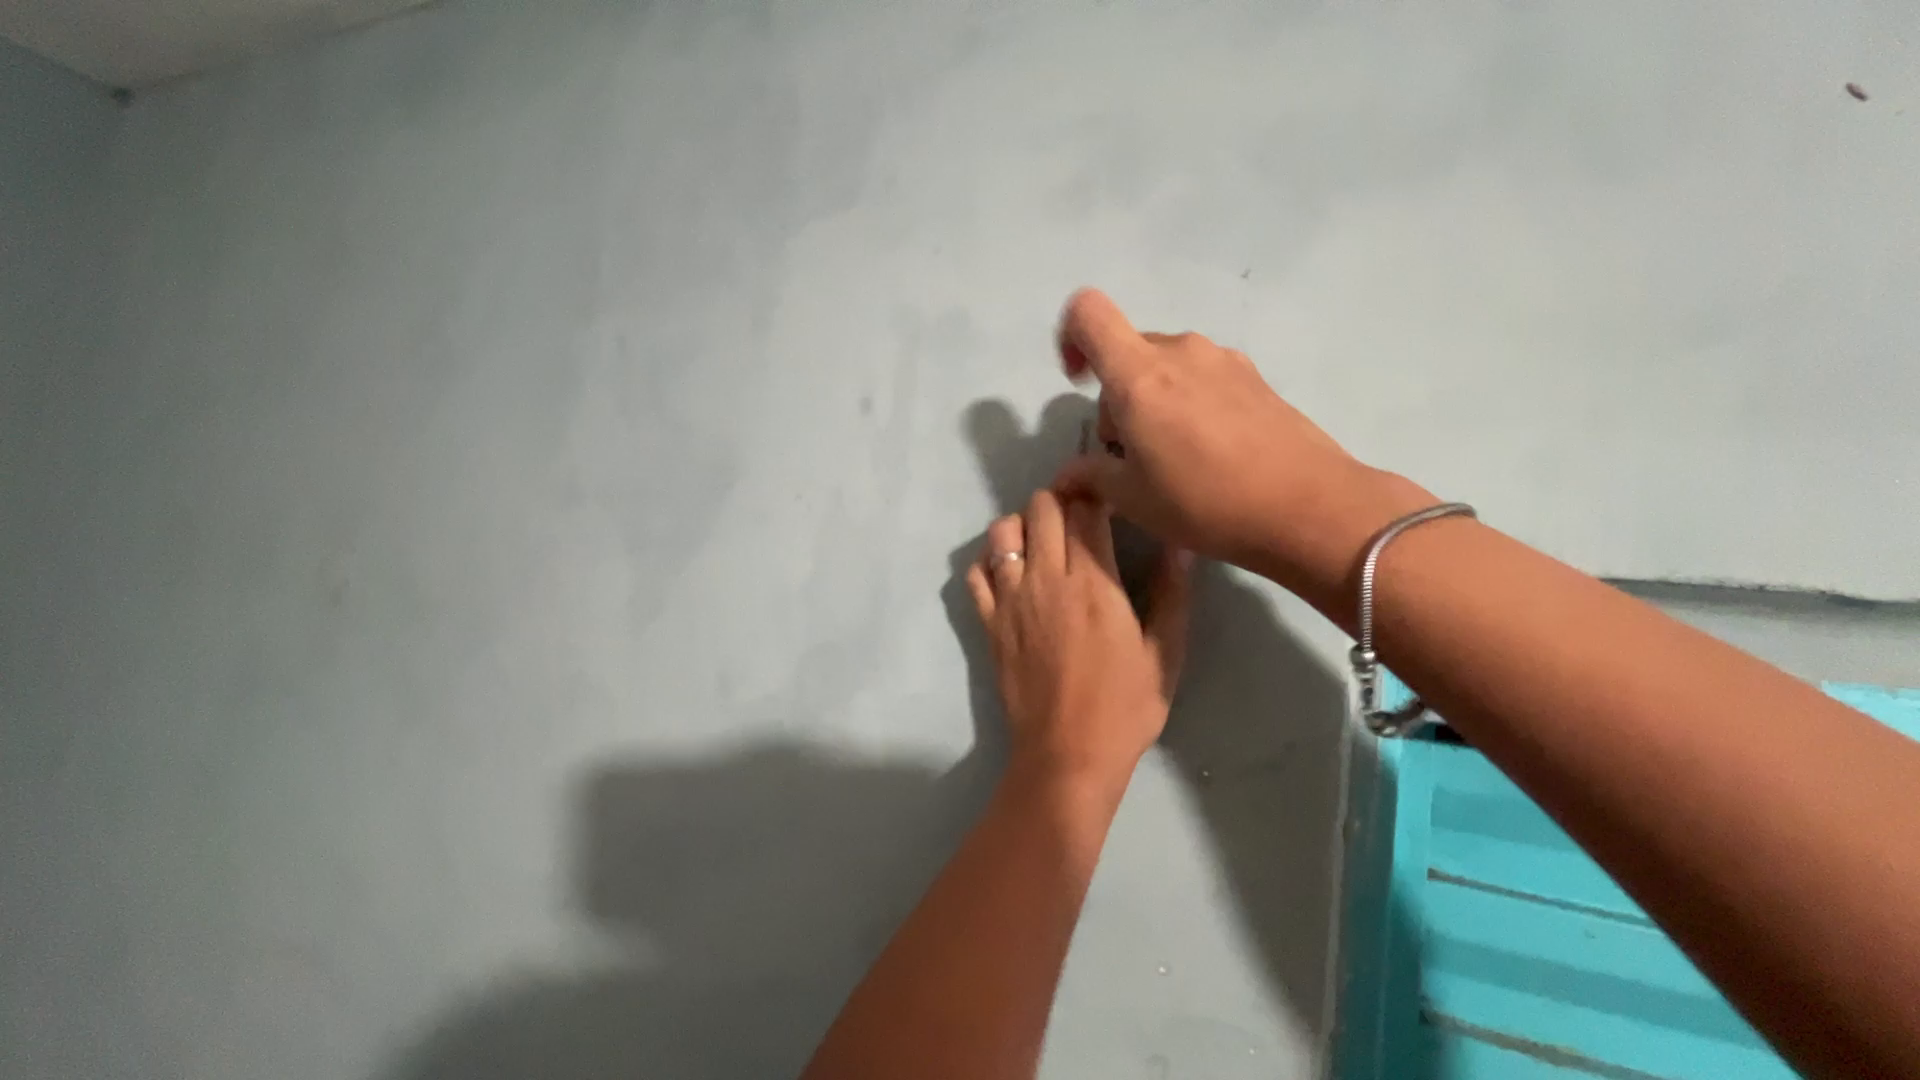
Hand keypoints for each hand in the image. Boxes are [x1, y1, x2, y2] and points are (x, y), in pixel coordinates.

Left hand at [967, 489, 1191, 790]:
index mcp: (1095, 582)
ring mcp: (1010, 600)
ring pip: (1003, 530)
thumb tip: (1180, 543)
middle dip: (1061, 502)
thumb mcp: (1165, 654)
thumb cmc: (1124, 708)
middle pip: (1042, 507)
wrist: (1067, 756)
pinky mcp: (988, 623)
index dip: (1097, 495)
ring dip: (1023, 525)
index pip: (1086, 509)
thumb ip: (1173, 594)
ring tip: (1043, 544)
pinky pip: (976, 572)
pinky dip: (990, 561)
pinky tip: (1012, 574)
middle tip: (1078, 520)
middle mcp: (1047, 579)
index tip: (1109, 501)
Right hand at [1053, 289, 1434, 607]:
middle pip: (1129, 350)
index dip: (1070, 337)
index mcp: (1138, 374)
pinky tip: (1212, 452)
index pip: (1087, 312)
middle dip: (1117, 393)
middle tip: (1131, 452)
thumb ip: (1091, 476)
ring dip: (1155, 400)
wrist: (1308, 507)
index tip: (1078, 382)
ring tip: (1174, 456)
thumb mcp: (1133, 500)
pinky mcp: (1255, 377)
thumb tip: (1068, 475)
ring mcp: (1223, 360)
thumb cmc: (1204, 502)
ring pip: (1167, 366)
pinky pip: (1204, 377)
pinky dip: (1191, 403)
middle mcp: (1179, 351)